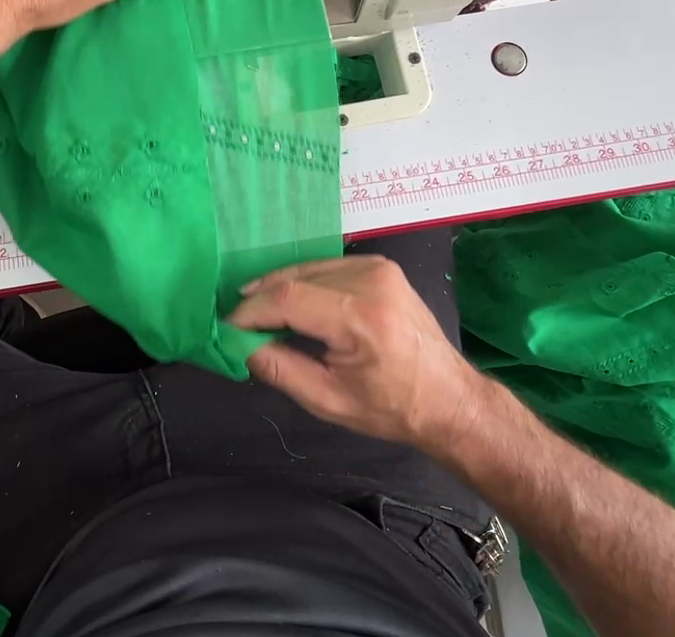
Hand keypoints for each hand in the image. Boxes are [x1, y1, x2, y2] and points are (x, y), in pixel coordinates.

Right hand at [228, 256, 488, 449]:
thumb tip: (239, 343)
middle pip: (295, 280)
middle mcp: (371, 281)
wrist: (449, 398)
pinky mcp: (380, 265)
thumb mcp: (328, 401)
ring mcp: (378, 267)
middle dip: (260, 300)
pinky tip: (287, 300)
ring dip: (278, 288)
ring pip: (308, 269)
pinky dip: (302, 281)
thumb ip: (279, 368)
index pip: (288, 299)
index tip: (226, 326)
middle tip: (235, 322)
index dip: (251, 311)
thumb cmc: (391, 408)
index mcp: (361, 318)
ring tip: (254, 311)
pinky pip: (326, 267)